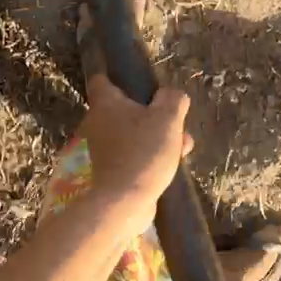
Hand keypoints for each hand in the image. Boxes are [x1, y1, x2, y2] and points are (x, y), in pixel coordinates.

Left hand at [80, 74, 191, 232]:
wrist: (124, 202)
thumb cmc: (143, 152)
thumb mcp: (167, 118)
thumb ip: (173, 100)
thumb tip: (173, 94)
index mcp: (105, 104)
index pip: (102, 81)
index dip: (118, 78)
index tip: (138, 83)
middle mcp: (97, 123)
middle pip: (125, 109)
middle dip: (152, 114)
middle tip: (174, 122)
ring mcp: (101, 149)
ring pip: (132, 134)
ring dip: (156, 137)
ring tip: (183, 146)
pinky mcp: (109, 171)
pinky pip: (132, 155)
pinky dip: (149, 157)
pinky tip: (172, 165)